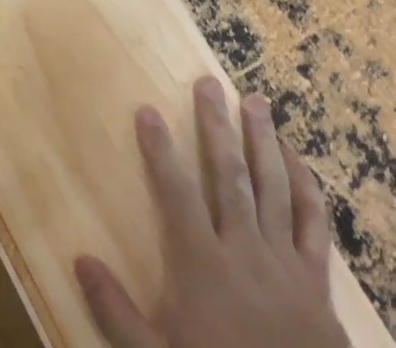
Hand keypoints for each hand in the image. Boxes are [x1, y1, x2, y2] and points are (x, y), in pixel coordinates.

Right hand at [74, 77, 346, 347]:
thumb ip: (117, 311)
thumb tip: (79, 260)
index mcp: (202, 265)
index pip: (175, 193)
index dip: (159, 150)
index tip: (148, 110)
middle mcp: (244, 250)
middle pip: (229, 176)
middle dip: (216, 127)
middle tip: (209, 83)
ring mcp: (285, 260)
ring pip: (273, 187)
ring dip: (262, 140)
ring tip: (256, 99)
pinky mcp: (316, 277)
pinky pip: (313, 222)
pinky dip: (307, 186)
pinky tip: (298, 157)